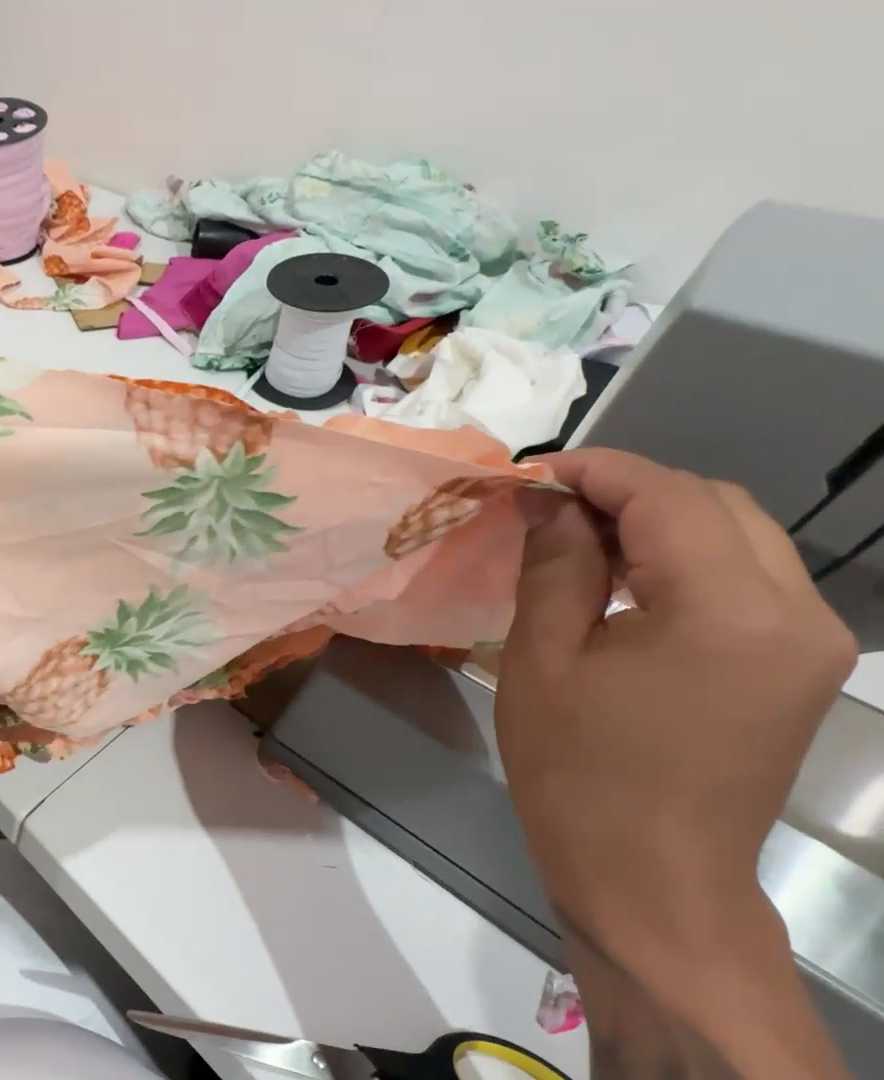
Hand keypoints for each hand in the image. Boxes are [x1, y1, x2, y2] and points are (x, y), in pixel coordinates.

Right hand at [498, 448, 856, 933]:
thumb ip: (556, 565)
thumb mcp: (542, 658)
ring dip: (658, 520)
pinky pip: (749, 576)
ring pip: (740, 533)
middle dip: (629, 489)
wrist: (649, 871)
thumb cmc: (577, 769)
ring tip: (578, 537)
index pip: (669, 497)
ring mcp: (812, 639)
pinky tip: (625, 578)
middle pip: (717, 504)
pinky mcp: (801, 662)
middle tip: (548, 505)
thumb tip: (551, 502)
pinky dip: (685, 557)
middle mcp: (796, 613)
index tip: (530, 472)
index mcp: (728, 612)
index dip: (596, 470)